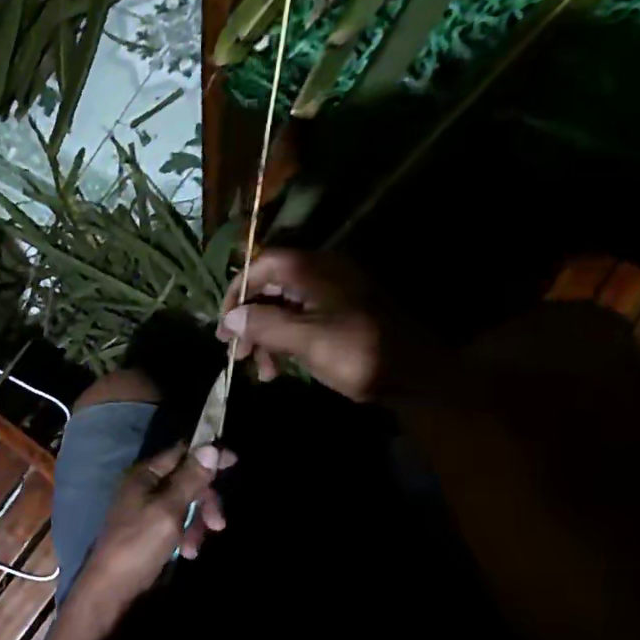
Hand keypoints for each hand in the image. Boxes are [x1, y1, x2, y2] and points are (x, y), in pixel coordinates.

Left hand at [64, 443, 234, 619]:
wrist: (112, 588)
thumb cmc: (139, 545)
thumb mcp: (168, 509)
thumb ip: (190, 479)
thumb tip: (210, 447)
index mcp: (145, 475)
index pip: (181, 452)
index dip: (207, 455)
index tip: (234, 461)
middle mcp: (145, 487)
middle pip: (187, 481)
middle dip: (205, 501)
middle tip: (218, 524)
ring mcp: (146, 509)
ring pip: (185, 505)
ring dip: (196, 524)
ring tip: (193, 549)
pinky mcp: (150, 530)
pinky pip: (177, 523)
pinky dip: (185, 536)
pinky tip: (187, 553)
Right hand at [215, 248, 420, 401]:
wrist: (414, 374)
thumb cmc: (358, 352)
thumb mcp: (305, 340)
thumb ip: (264, 326)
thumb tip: (231, 319)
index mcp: (314, 269)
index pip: (262, 264)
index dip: (237, 292)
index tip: (225, 325)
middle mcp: (322, 274)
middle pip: (270, 288)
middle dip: (250, 322)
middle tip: (237, 353)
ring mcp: (333, 295)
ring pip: (284, 309)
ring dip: (266, 338)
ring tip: (262, 372)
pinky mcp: (340, 316)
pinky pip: (301, 321)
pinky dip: (285, 343)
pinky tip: (279, 370)